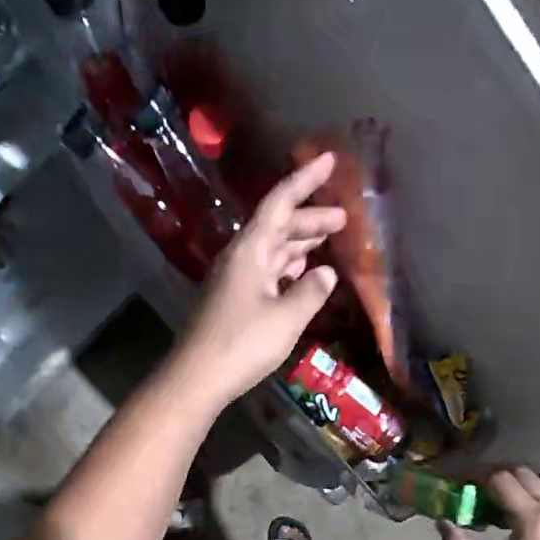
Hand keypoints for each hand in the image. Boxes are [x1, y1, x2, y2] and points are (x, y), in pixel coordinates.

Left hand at [169, 153, 346, 407]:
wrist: (196, 379)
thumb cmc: (242, 344)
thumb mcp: (286, 318)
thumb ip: (311, 291)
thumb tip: (327, 273)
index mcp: (250, 250)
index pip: (280, 203)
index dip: (305, 180)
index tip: (330, 161)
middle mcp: (240, 258)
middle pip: (277, 227)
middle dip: (310, 219)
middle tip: (342, 218)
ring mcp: (233, 282)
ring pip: (271, 252)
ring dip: (298, 244)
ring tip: (327, 242)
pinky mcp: (232, 304)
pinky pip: (264, 274)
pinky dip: (286, 269)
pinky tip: (300, 276)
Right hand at [442, 468, 539, 539]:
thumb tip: (442, 525)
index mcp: (534, 518)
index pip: (501, 480)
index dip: (476, 479)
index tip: (458, 487)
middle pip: (522, 474)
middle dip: (494, 478)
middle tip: (472, 495)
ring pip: (536, 485)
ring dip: (511, 489)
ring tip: (487, 509)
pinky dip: (525, 500)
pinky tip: (509, 522)